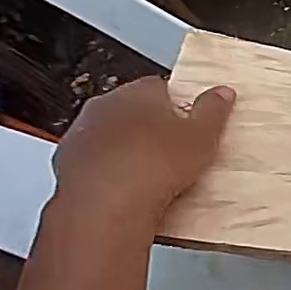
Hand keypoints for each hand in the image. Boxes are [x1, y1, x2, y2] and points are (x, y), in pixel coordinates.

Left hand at [52, 77, 234, 218]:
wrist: (107, 203)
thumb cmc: (156, 163)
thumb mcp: (203, 136)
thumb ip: (213, 110)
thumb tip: (222, 92)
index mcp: (137, 93)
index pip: (161, 86)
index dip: (181, 103)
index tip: (194, 122)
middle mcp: (104, 106)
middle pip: (135, 109)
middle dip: (155, 124)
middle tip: (181, 148)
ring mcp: (81, 133)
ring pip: (115, 134)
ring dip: (133, 146)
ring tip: (159, 171)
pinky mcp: (68, 162)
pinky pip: (99, 159)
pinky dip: (114, 167)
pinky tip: (134, 185)